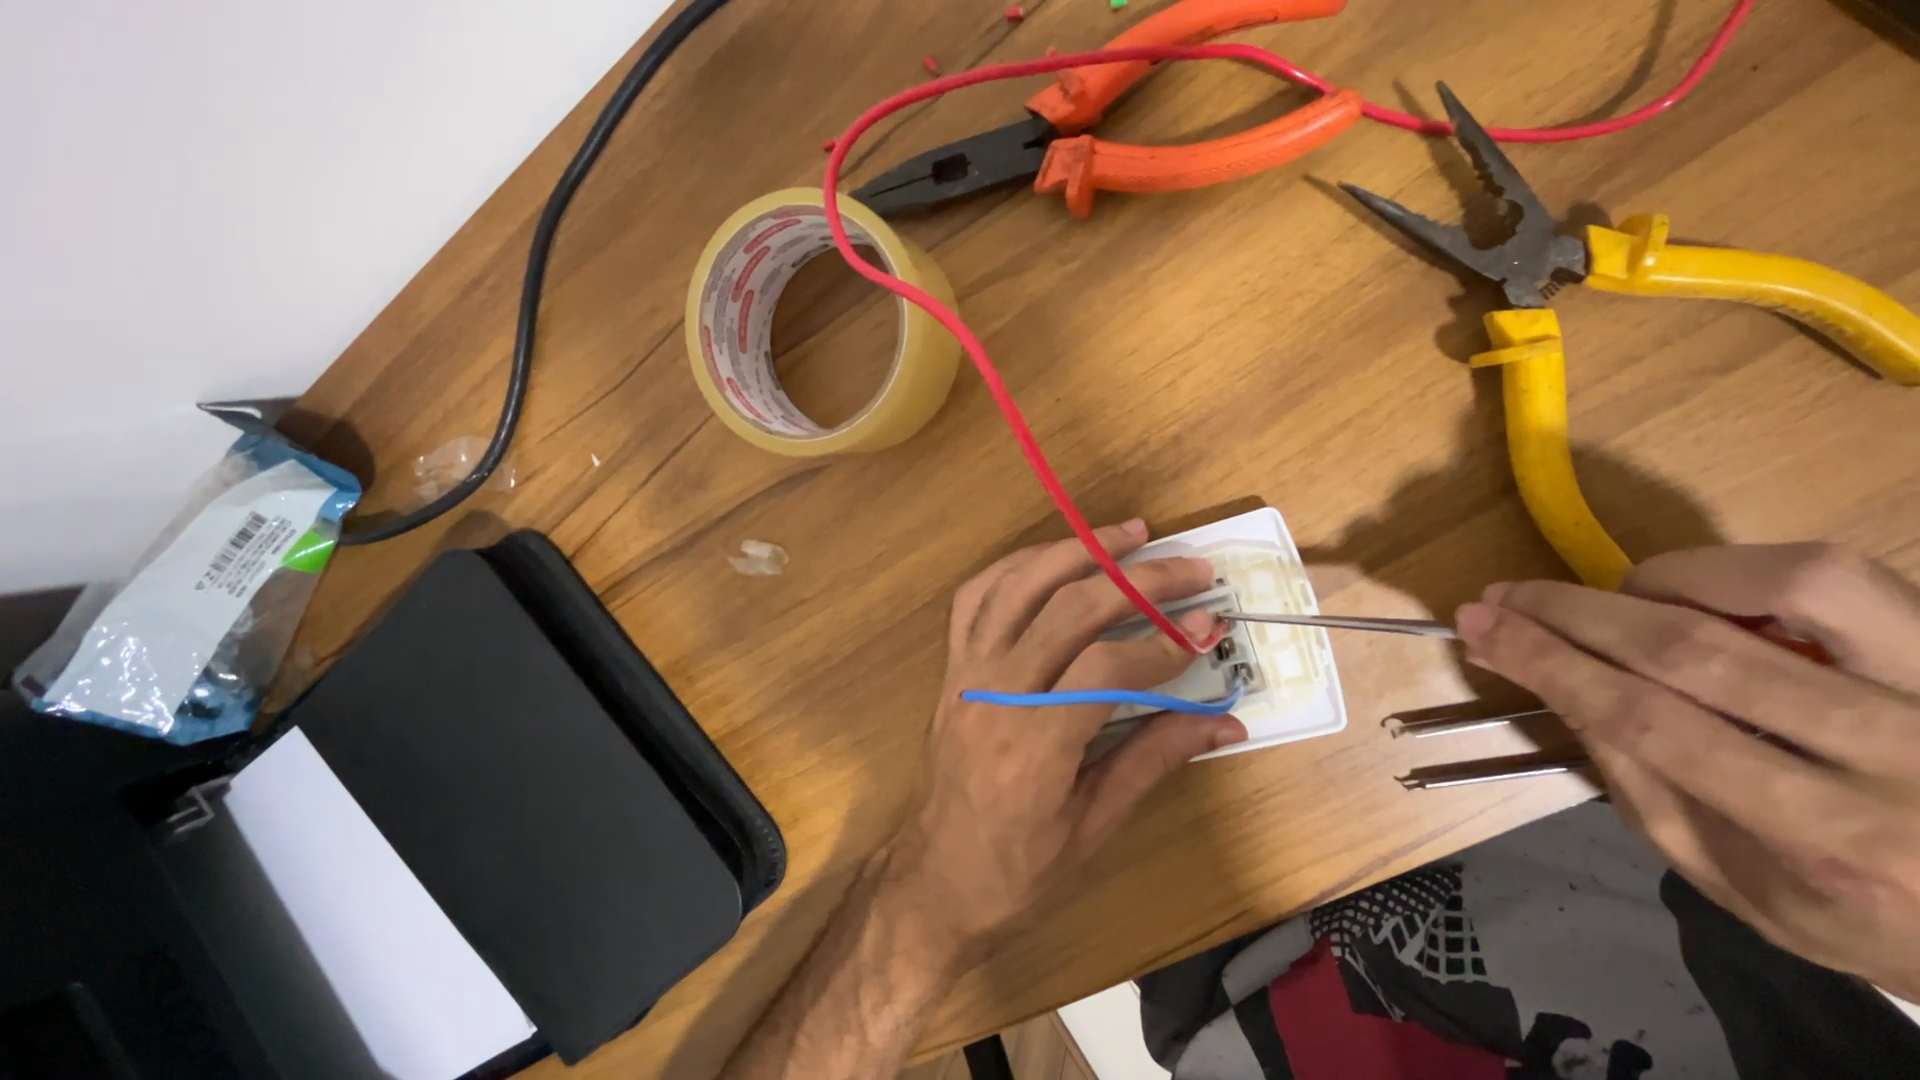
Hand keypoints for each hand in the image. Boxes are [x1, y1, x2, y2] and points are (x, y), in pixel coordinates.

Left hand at [879, 518, 1247, 964]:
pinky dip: (1017, 566)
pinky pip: (976, 598)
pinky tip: (1056, 556)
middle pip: (1065, 611)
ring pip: (1016, 587)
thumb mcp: (1094, 827)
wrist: (937, 882)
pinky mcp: (950, 669)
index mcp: (1032, 747)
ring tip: (1128, 533)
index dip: (1161, 641)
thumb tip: (1225, 721)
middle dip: (1135, 581)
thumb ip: (1153, 759)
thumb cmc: (1019, 871)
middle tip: (1189, 566)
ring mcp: (964, 675)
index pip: (1103, 668)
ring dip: (1075, 550)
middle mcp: (992, 696)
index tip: (1208, 625)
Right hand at [1454, 543, 1919, 999]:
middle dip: (1571, 613)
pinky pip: (1841, 576)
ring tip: (1612, 600)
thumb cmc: (1860, 913)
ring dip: (1657, 584)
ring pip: (1782, 589)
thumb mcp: (1734, 879)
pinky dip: (1740, 569)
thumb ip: (1643, 783)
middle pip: (1694, 651)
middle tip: (1502, 596)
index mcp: (1829, 845)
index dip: (1546, 662)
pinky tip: (1696, 595)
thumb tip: (1553, 681)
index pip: (1648, 723)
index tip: (1478, 626)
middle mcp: (1900, 762)